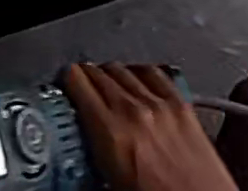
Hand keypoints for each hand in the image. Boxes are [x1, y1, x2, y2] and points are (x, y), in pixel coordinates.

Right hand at [64, 63, 239, 190]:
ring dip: (111, 76)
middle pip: (95, 70)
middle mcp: (132, 110)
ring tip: (111, 89)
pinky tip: (139, 83)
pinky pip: (153, 72)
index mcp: (110, 131)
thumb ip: (90, 147)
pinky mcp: (182, 106)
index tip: (66, 87)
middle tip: (85, 91)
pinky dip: (141, 73)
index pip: (74, 78)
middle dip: (86, 79)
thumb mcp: (111, 179)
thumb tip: (76, 139)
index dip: (66, 81)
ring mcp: (159, 104)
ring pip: (121, 67)